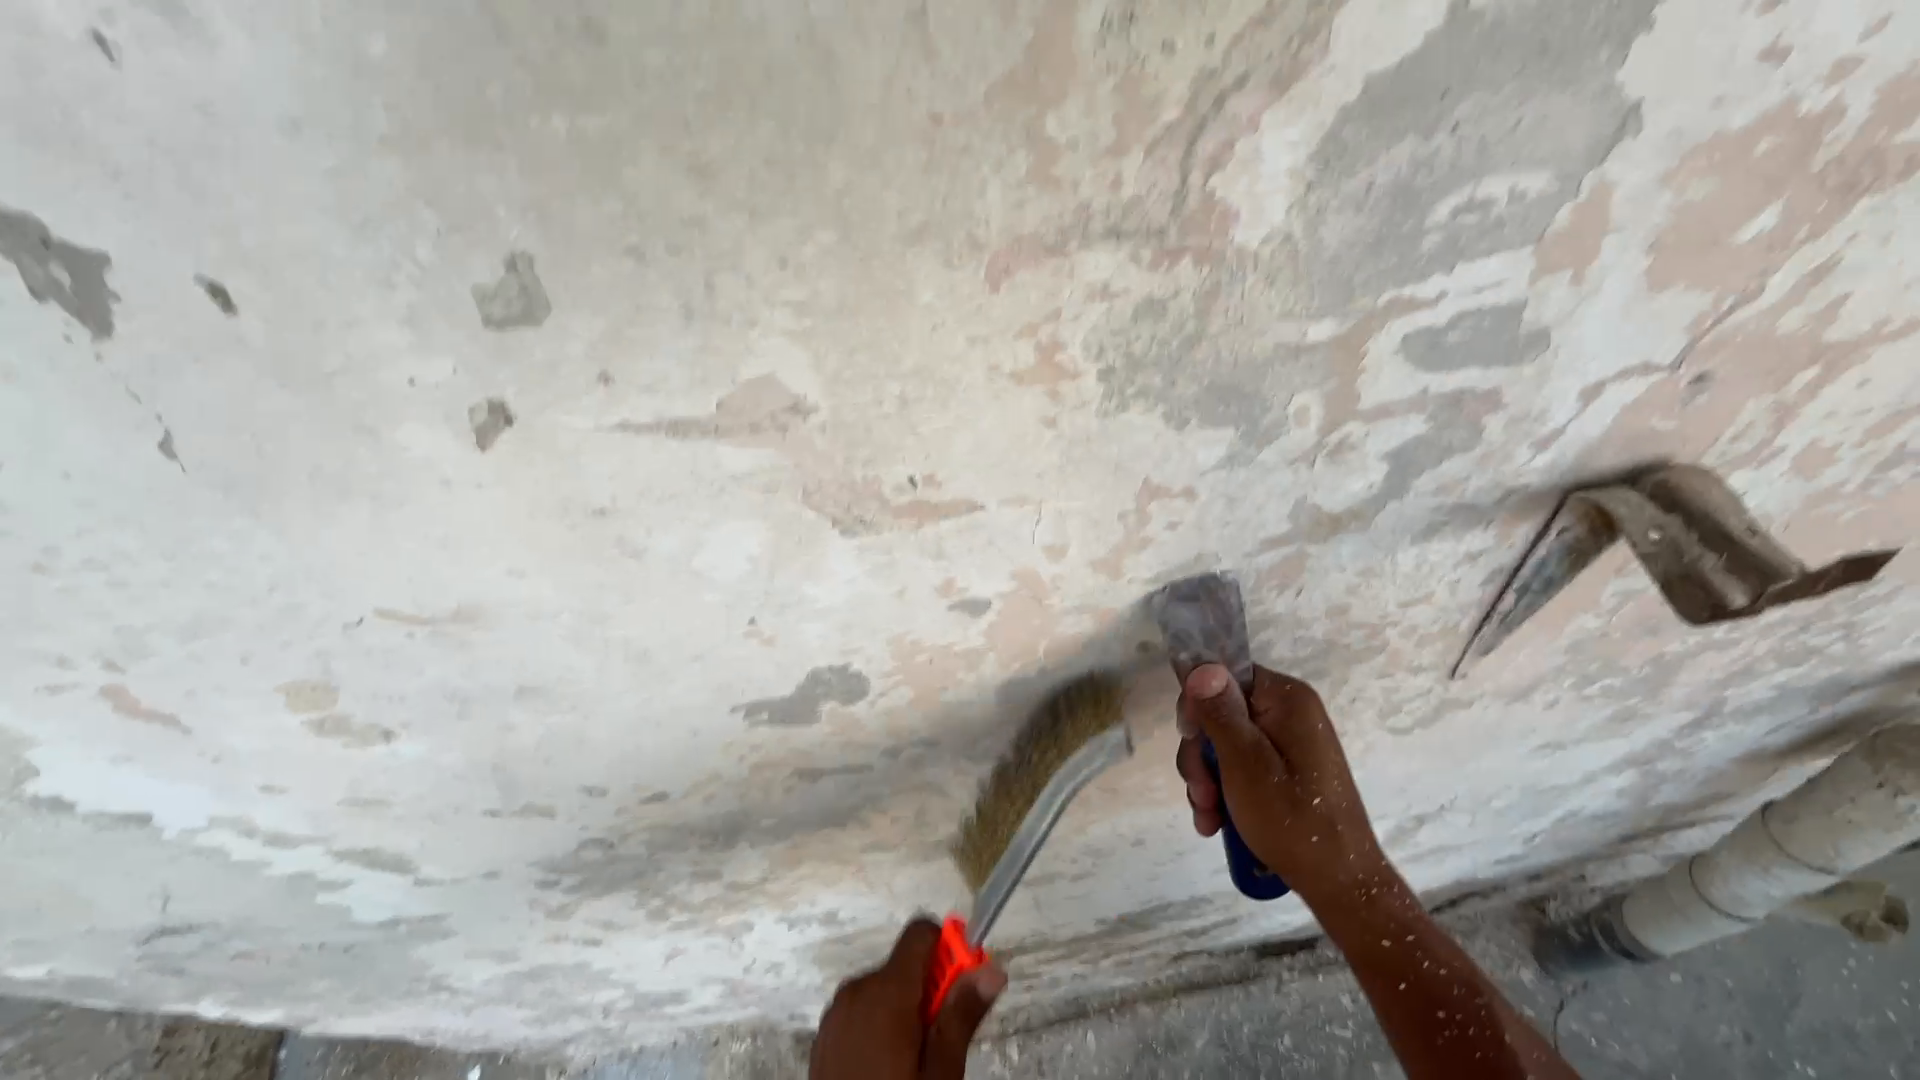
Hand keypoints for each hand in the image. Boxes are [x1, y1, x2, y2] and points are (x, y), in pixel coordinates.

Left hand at [810, 918, 1005, 1079]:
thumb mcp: (940, 1070)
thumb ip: (963, 1014)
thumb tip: (993, 969)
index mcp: (887, 989)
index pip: (922, 933)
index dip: (949, 949)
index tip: (962, 985)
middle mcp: (857, 988)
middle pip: (905, 964)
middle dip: (931, 990)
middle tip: (942, 1039)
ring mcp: (836, 1011)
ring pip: (885, 987)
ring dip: (906, 1008)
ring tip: (914, 1059)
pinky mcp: (825, 1032)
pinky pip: (862, 1008)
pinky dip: (880, 1022)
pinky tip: (885, 1065)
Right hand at [1175, 664, 1388, 903]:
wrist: (1339, 882)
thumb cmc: (1292, 820)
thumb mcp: (1245, 763)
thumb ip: (1220, 712)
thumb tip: (1200, 665)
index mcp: (1286, 699)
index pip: (1224, 675)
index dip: (1198, 705)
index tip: (1189, 740)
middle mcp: (1289, 712)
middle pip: (1219, 713)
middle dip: (1200, 755)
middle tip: (1201, 794)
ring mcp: (1288, 742)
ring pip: (1223, 744)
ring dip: (1207, 780)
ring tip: (1209, 817)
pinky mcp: (1286, 770)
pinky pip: (1240, 766)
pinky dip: (1224, 792)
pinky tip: (1217, 822)